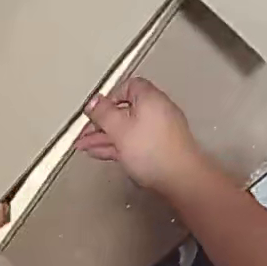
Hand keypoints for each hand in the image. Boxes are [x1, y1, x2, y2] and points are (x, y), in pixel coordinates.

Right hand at [76, 77, 220, 197]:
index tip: (95, 109)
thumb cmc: (154, 151)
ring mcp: (160, 131)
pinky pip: (135, 142)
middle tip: (85, 132)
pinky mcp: (161, 149)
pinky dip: (118, 146)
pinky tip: (102, 153)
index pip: (127, 87)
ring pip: (127, 129)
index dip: (109, 97)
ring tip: (85, 147)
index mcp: (150, 98)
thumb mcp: (119, 129)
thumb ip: (103, 113)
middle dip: (102, 122)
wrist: (181, 178)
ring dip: (105, 137)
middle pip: (125, 110)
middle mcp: (158, 111)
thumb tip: (94, 101)